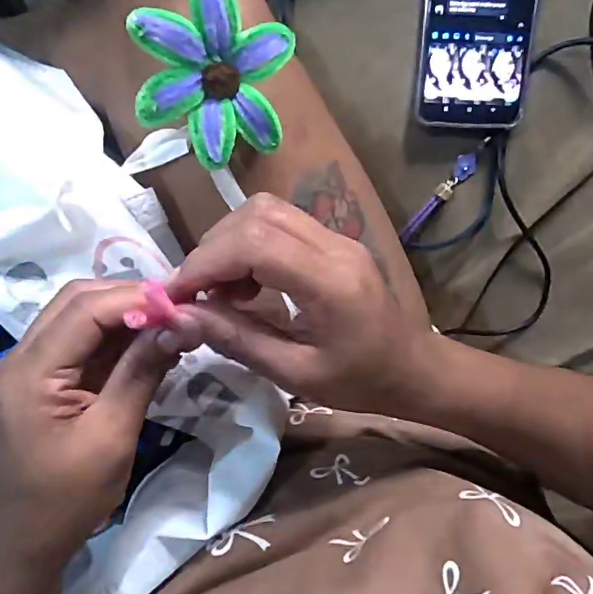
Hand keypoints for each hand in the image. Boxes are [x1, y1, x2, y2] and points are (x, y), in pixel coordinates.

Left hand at [0, 280, 181, 565]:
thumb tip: (180, 323)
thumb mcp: (112, 436)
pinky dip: (109, 339)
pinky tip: (142, 347)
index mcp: (29, 371)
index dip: (137, 298)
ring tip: (167, 325)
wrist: (21, 547)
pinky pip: (73, 344)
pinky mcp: (33, 383)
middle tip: (177, 310)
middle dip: (129, 298)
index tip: (184, 304)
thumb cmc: (66, 500)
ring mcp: (22, 370)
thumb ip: (141, 372)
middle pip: (75, 302)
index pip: (86, 308)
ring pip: (74, 317)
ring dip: (120, 315)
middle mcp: (18, 358)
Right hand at [163, 194, 435, 413]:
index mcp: (331, 281)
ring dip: (229, 243)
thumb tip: (181, 317)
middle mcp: (334, 245)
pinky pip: (281, 223)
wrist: (417, 370)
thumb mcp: (296, 375)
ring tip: (220, 291)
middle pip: (257, 215)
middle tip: (196, 295)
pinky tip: (247, 284)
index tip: (176, 295)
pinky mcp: (334, 240)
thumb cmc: (362, 382)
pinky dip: (250, 244)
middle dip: (213, 250)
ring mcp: (337, 237)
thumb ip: (238, 340)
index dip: (205, 263)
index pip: (254, 243)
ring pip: (266, 211)